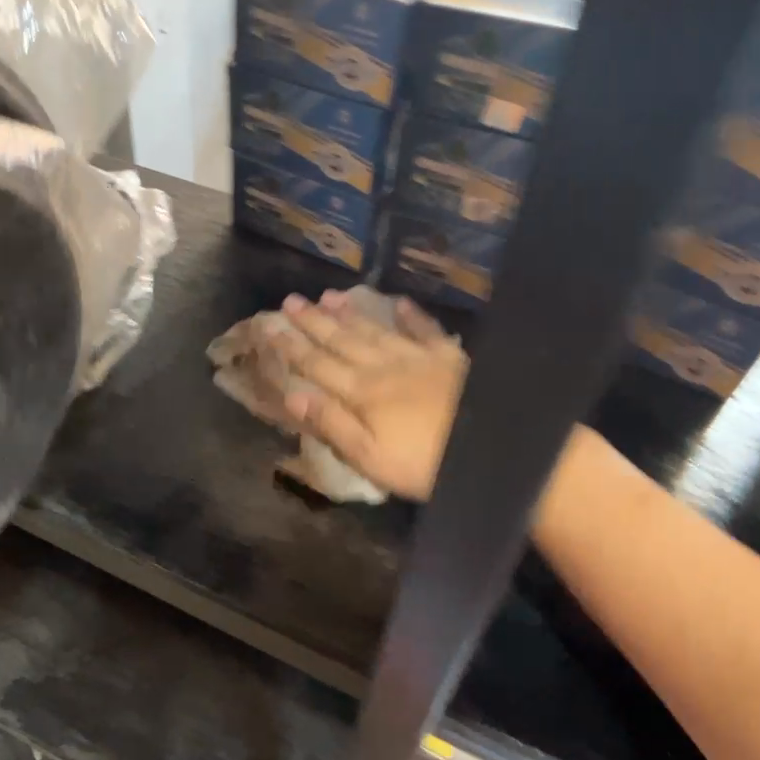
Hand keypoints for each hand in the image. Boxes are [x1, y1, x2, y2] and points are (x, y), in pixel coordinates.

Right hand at [260, 291, 467, 500]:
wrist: (491, 448)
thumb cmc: (423, 464)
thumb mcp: (369, 457)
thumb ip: (332, 424)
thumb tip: (293, 396)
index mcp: (362, 393)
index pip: (317, 366)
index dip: (291, 346)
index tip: (268, 325)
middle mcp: (384, 366)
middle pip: (342, 341)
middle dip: (314, 321)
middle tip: (291, 300)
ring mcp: (419, 357)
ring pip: (376, 330)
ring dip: (351, 313)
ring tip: (329, 295)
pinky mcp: (451, 357)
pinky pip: (425, 329)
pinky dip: (411, 315)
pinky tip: (399, 302)